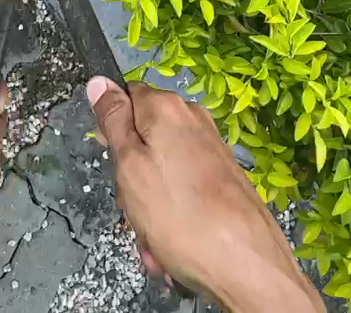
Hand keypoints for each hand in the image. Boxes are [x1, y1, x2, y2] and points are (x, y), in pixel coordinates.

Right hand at [88, 77, 323, 312]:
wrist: (251, 268)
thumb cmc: (182, 216)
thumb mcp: (129, 165)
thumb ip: (112, 120)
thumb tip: (99, 81)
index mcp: (165, 107)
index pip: (123, 98)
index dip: (112, 131)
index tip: (114, 163)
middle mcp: (192, 119)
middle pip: (143, 138)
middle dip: (132, 177)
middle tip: (133, 209)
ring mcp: (212, 150)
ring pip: (162, 169)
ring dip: (150, 204)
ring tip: (154, 240)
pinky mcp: (226, 179)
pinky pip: (185, 189)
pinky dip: (175, 214)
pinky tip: (173, 246)